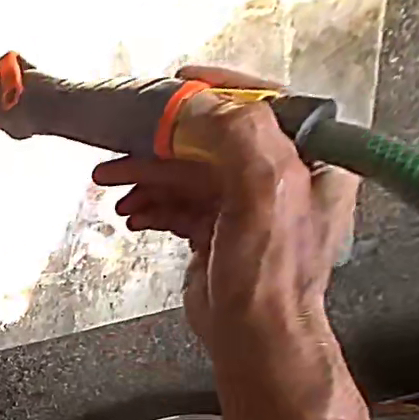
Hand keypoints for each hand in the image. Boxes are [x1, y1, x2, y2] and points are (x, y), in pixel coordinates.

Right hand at [93, 66, 357, 360]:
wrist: (252, 335)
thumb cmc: (269, 277)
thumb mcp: (262, 196)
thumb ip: (239, 139)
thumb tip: (197, 103)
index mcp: (307, 159)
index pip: (263, 106)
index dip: (219, 91)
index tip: (179, 83)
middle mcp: (278, 177)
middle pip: (209, 145)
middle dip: (160, 148)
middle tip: (120, 149)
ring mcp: (244, 206)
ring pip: (186, 176)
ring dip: (146, 179)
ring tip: (112, 185)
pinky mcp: (216, 231)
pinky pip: (177, 206)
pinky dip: (152, 207)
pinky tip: (133, 215)